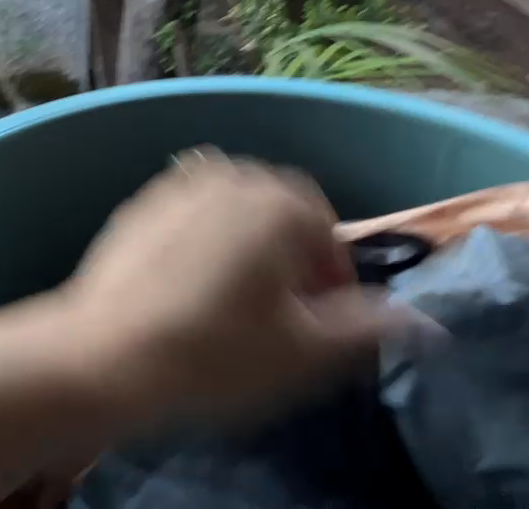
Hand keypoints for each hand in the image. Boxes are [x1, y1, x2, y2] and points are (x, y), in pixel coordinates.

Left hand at [58, 153, 398, 430]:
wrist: (104, 353)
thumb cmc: (214, 352)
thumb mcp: (303, 352)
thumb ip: (366, 327)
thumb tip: (425, 322)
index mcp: (278, 202)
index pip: (325, 227)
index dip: (332, 274)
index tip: (323, 317)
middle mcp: (232, 174)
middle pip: (280, 208)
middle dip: (292, 252)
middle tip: (282, 309)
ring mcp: (180, 183)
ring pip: (235, 207)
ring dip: (249, 241)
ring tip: (237, 297)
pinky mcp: (142, 202)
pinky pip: (192, 212)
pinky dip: (205, 237)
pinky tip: (189, 282)